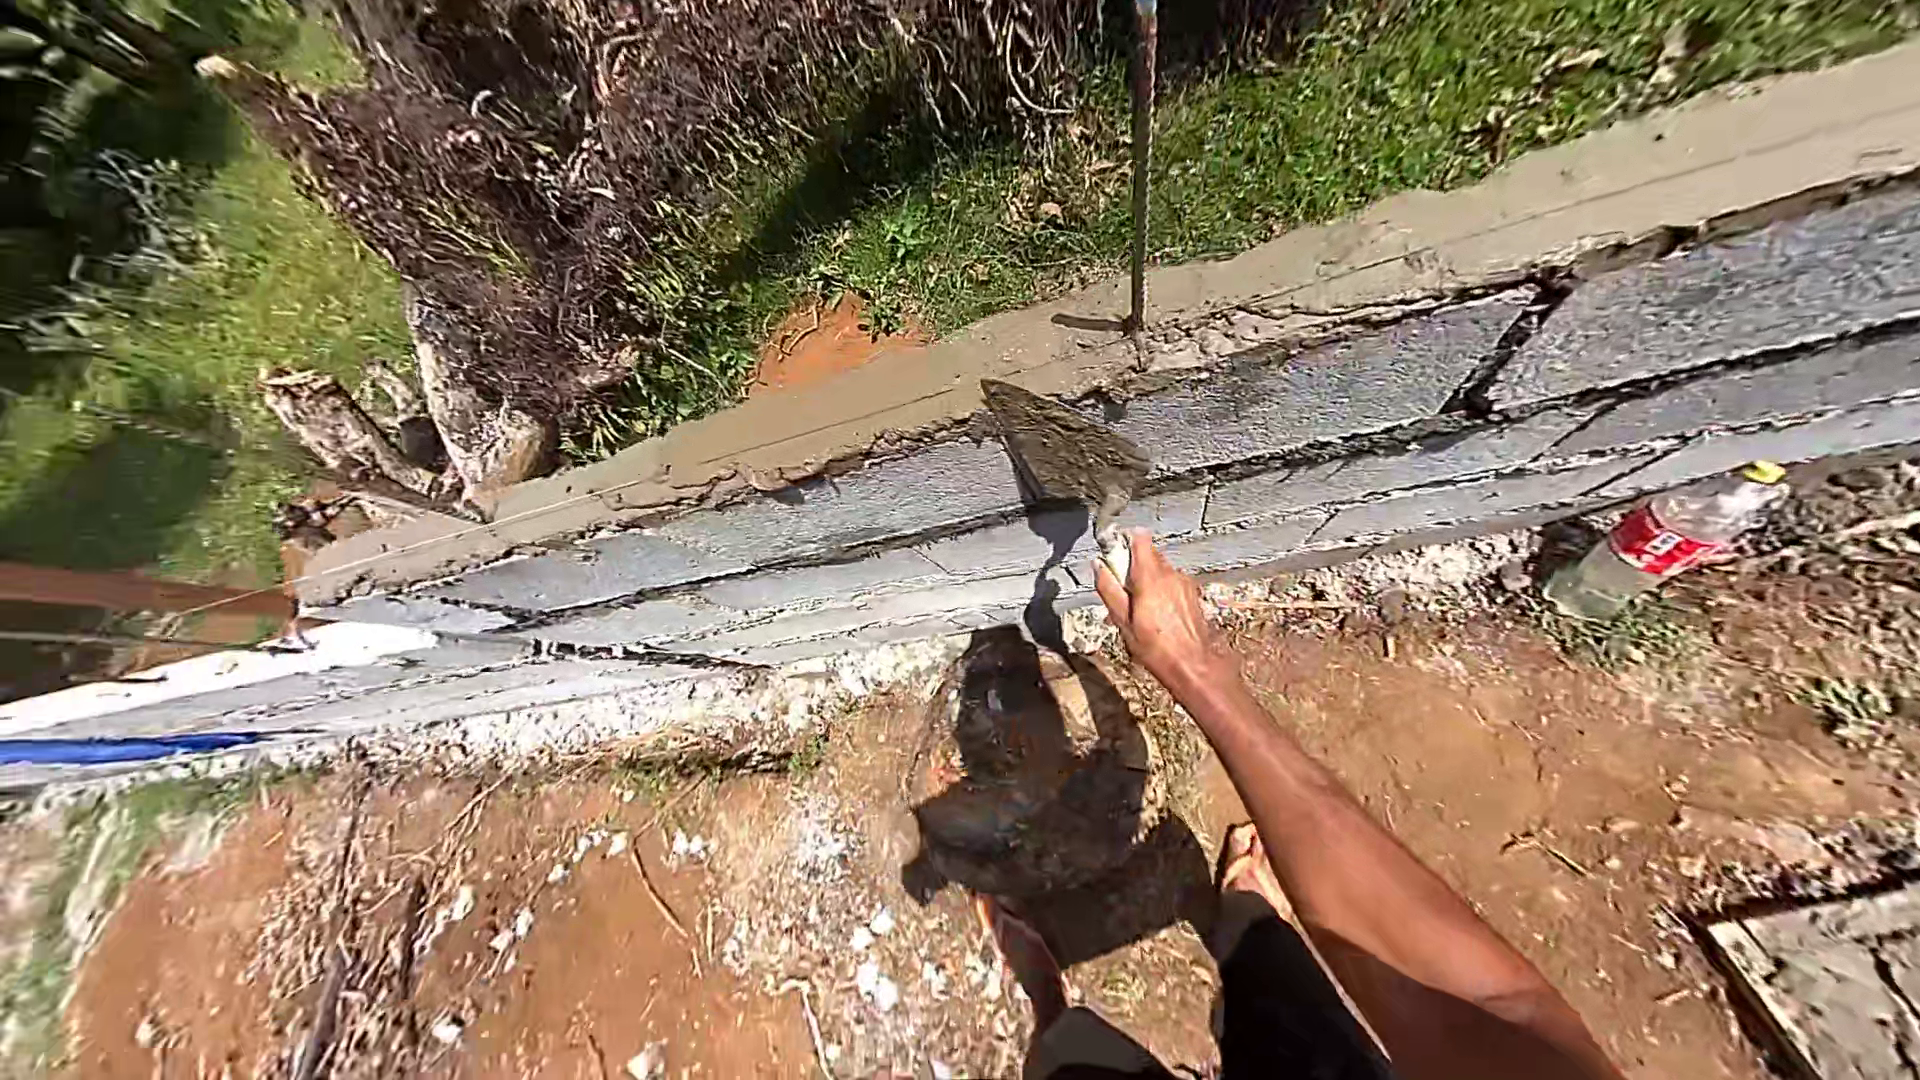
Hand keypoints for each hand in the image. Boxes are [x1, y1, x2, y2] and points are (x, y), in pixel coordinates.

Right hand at [1094, 529, 1239, 694]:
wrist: (1193, 665)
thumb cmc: (1157, 647)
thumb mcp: (1122, 620)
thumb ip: (1108, 588)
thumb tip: (1098, 567)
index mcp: (1150, 577)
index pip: (1140, 538)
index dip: (1125, 540)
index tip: (1114, 553)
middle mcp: (1170, 574)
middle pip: (1148, 554)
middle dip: (1133, 564)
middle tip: (1122, 587)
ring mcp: (1184, 583)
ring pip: (1160, 568)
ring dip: (1147, 578)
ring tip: (1138, 605)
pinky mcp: (1191, 593)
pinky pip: (1171, 582)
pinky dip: (1161, 589)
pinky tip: (1155, 612)